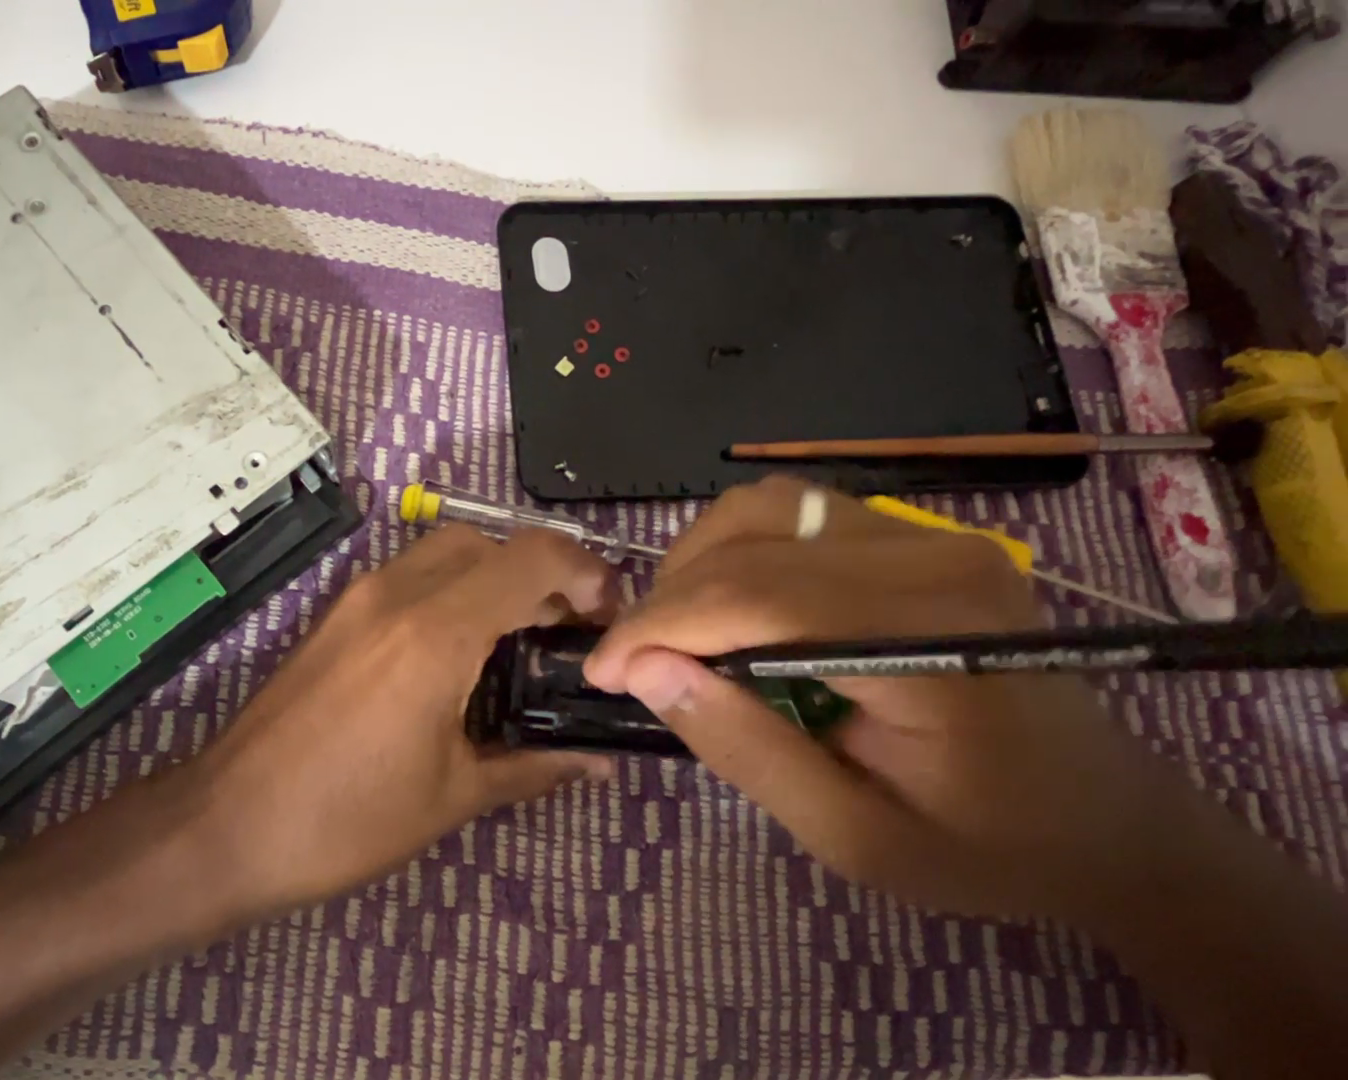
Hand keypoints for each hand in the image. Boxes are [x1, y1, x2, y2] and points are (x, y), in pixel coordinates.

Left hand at [186, 526, 619, 919]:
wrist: (228, 824)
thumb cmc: (347, 819)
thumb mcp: (454, 795)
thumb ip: (535, 764)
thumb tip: (598, 759)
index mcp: (436, 632)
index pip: (533, 557)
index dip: (586, 573)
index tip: (607, 618)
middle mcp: (396, 594)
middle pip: (488, 542)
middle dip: (539, 573)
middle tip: (564, 633)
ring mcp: (356, 599)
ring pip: (442, 552)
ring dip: (491, 577)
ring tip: (516, 641)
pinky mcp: (332, 615)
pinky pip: (406, 576)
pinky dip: (448, 591)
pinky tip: (457, 652)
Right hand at [584, 477, 1202, 924]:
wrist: (1106, 819)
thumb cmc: (983, 846)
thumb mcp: (854, 837)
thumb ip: (747, 749)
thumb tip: (646, 670)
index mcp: (931, 641)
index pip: (757, 597)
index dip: (660, 626)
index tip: (600, 672)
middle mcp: (932, 560)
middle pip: (751, 540)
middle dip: (667, 599)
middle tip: (637, 665)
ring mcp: (929, 536)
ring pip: (763, 509)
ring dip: (697, 565)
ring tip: (677, 634)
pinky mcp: (916, 536)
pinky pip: (793, 514)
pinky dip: (736, 551)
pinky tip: (727, 607)